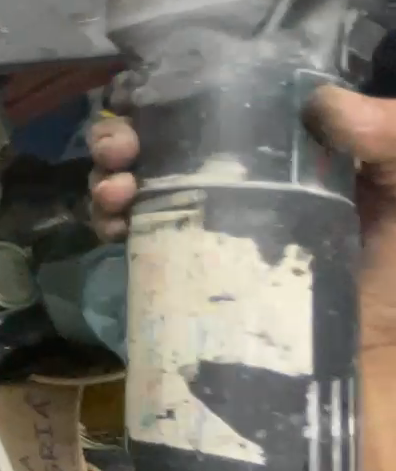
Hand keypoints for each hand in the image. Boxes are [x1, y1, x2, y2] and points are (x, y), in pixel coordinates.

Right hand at [89, 87, 395, 352]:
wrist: (386, 373)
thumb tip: (323, 103)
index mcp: (286, 157)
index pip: (213, 112)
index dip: (167, 98)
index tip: (144, 97)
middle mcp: (232, 185)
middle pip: (154, 147)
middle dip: (119, 139)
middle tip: (118, 149)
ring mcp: (199, 228)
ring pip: (128, 185)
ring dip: (103, 180)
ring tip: (112, 191)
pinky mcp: (176, 268)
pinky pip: (125, 236)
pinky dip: (104, 223)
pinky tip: (110, 226)